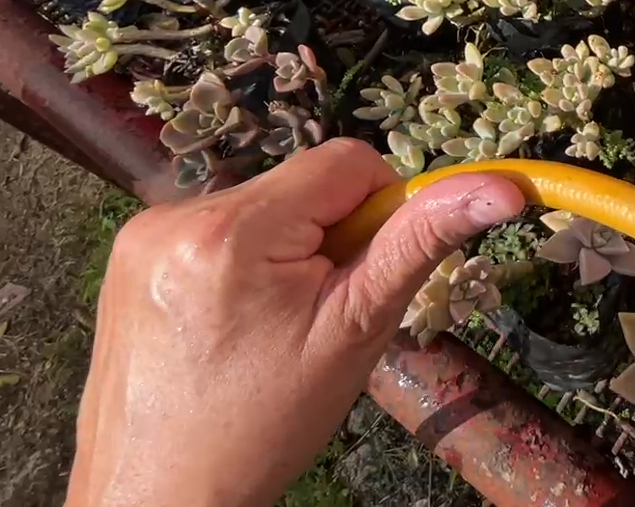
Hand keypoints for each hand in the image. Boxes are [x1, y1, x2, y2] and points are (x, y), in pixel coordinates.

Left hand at [66, 139, 522, 506]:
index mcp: (233, 230)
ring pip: (274, 200)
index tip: (364, 271)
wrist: (156, 505)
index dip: (379, 207)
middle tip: (325, 303)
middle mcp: (176, 214)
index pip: (347, 161)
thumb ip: (424, 239)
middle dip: (336, 228)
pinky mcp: (133, 251)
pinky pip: (231, 221)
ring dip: (297, 240)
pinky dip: (256, 252)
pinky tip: (242, 312)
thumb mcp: (360, 326)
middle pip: (308, 181)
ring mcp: (146, 231)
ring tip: (281, 314)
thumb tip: (500, 188)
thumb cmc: (267, 422)